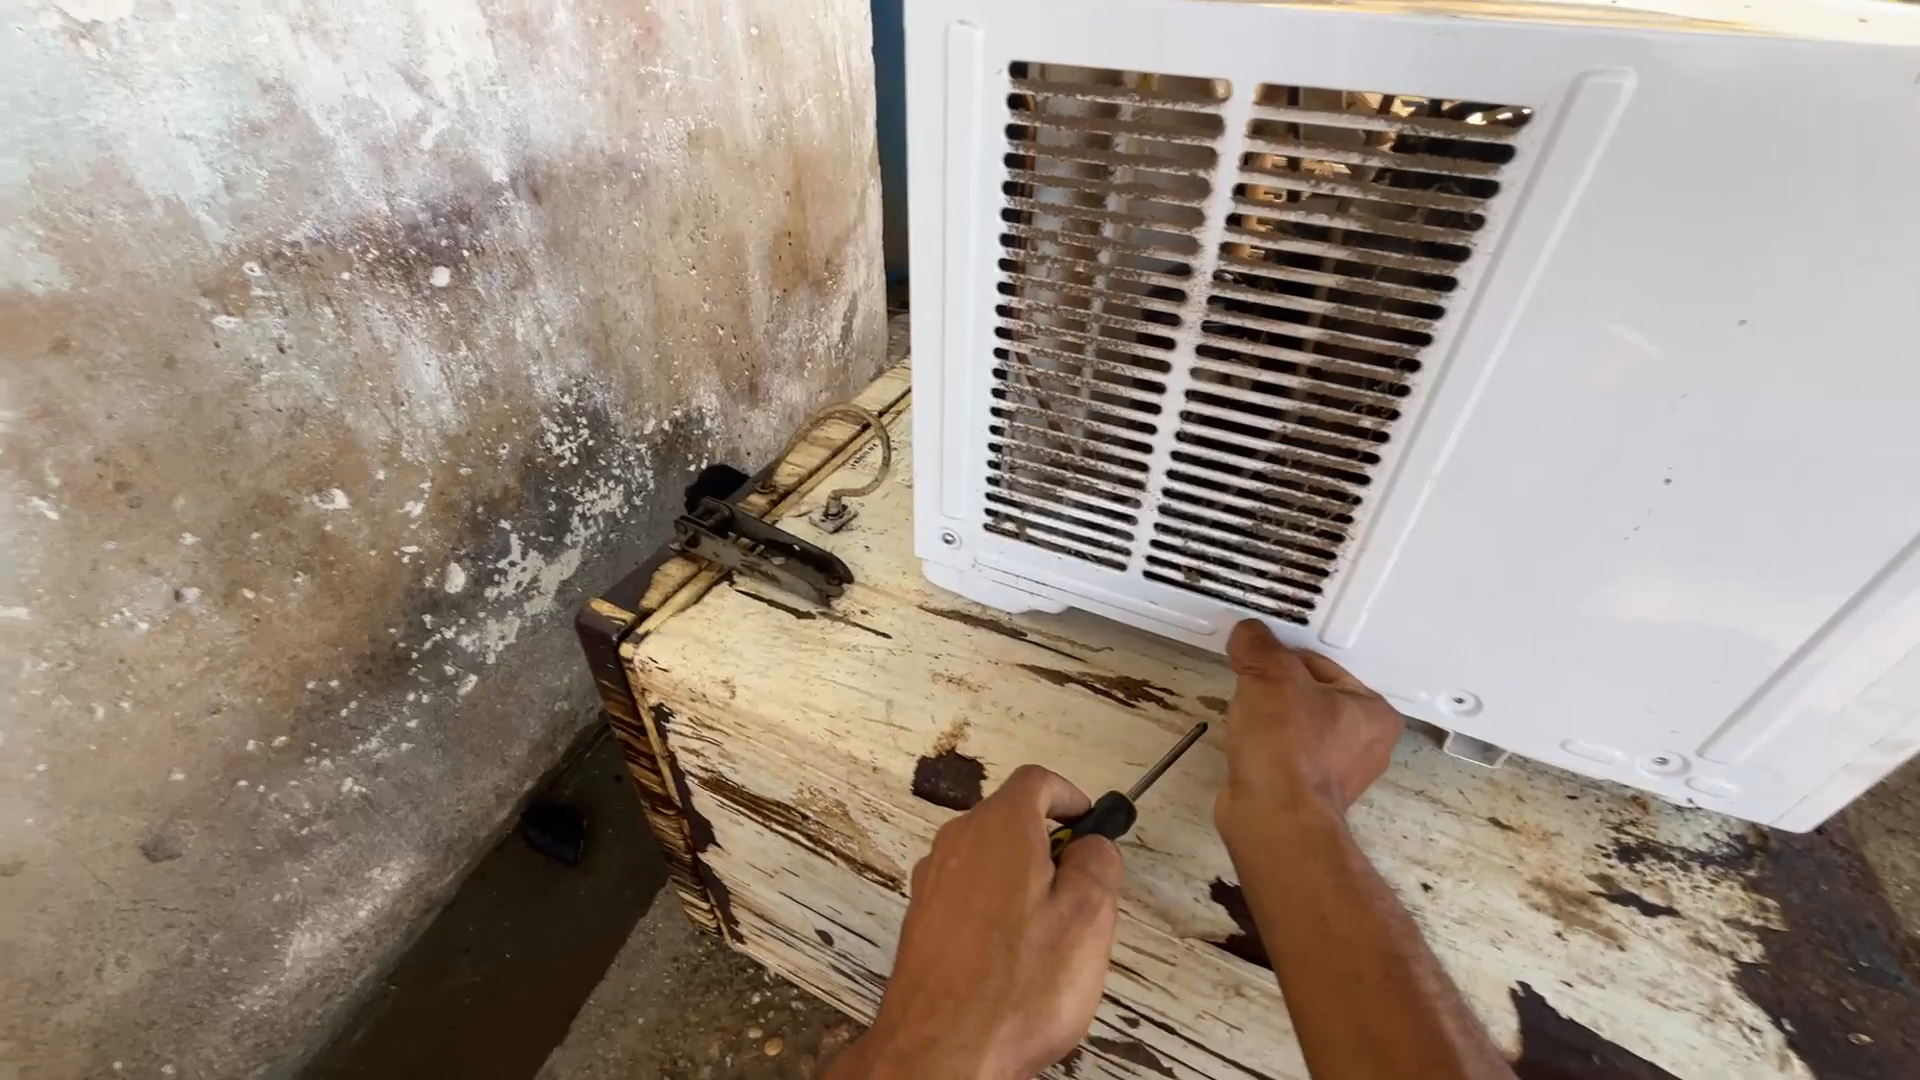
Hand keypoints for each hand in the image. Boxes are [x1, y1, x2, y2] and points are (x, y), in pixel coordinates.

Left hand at [831, 765, 1122, 1079]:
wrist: (938, 1052)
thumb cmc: (1020, 983)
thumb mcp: (1087, 918)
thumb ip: (1098, 863)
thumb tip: (1092, 843)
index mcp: (1001, 826)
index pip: (1036, 780)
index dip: (1070, 795)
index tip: (1091, 825)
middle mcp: (958, 838)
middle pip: (1012, 818)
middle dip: (1049, 844)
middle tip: (1078, 893)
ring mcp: (932, 877)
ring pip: (989, 856)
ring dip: (1021, 876)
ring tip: (1046, 935)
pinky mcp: (920, 915)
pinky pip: (967, 890)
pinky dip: (993, 903)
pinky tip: (1008, 956)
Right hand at [1215, 620, 1402, 839]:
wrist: (1273, 816)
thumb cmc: (1286, 746)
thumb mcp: (1269, 674)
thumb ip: (1258, 644)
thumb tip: (1248, 634)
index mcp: (1375, 712)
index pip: (1321, 665)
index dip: (1282, 657)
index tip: (1258, 660)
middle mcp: (1366, 745)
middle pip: (1309, 695)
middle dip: (1276, 689)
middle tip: (1252, 687)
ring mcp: (1338, 774)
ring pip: (1296, 726)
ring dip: (1269, 719)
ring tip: (1248, 718)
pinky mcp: (1309, 795)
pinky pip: (1284, 755)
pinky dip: (1265, 747)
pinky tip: (1249, 746)